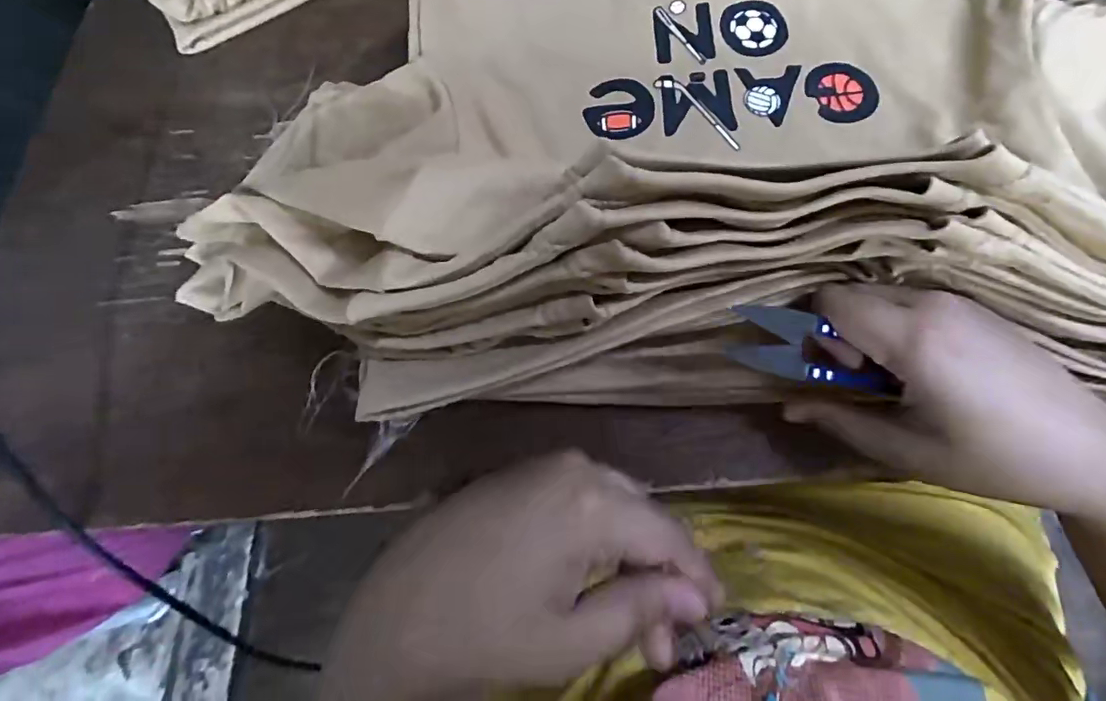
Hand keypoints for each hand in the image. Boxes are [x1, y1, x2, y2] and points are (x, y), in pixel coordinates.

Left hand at [324, 451, 722, 700]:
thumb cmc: (481, 636)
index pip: (668, 534)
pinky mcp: (524, 472)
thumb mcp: (568, 642)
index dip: (697, 575)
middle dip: (662, 573)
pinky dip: (600, 535)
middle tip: (667, 635)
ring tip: (633, 612)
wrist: (389, 615)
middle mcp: (577, 466)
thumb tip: (694, 598)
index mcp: (592, 502)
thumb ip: (639, 611)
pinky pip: (582, 496)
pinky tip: (595, 574)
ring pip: (616, 503)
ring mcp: (546, 464)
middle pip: (644, 515)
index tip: (716, 613)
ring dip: (632, 554)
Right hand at [784, 285, 1105, 521]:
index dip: (820, 334)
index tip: (846, 374)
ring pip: (880, 295)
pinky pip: (911, 300)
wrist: (1091, 449)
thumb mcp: (911, 450)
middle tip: (868, 380)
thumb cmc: (996, 459)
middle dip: (841, 331)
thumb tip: (788, 407)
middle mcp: (929, 302)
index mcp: (912, 335)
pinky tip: (931, 369)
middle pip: (851, 294)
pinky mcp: (973, 305)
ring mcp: (954, 299)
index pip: (830, 300)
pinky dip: (898, 324)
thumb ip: (843, 422)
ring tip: (901, 378)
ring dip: (870, 328)